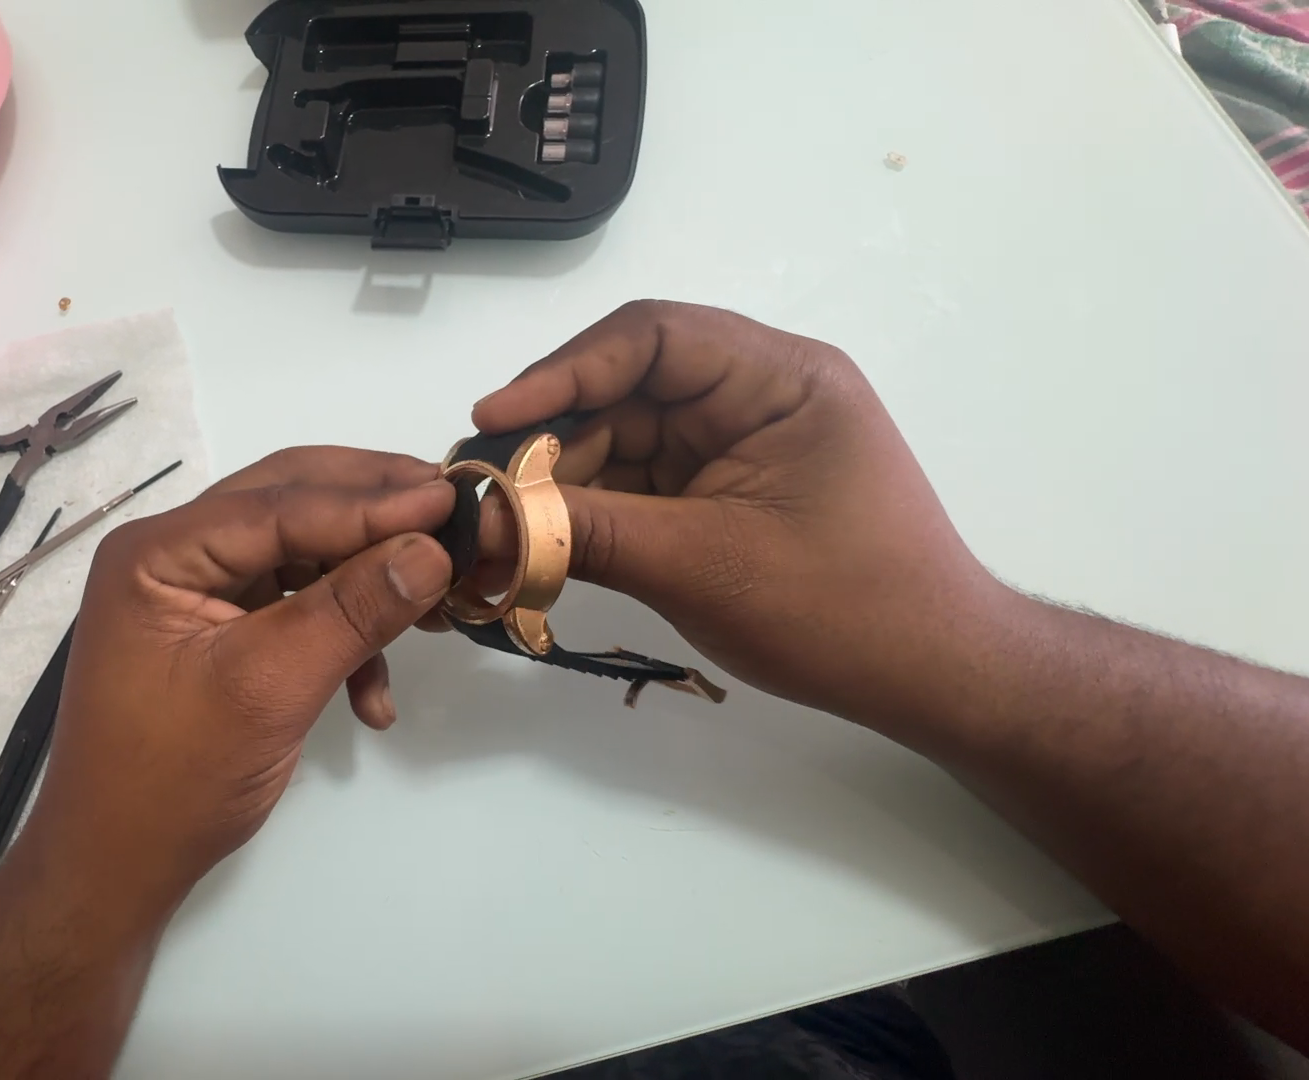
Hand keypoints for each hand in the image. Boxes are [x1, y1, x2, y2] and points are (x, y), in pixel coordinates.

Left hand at [20, 448, 454, 908]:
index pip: (278, 505)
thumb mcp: (269, 687)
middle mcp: (177, 554)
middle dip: (372, 513)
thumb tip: (432, 551)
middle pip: (290, 505)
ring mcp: (200, 591)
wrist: (120, 865)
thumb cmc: (174, 780)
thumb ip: (352, 611)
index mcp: (160, 552)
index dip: (370, 503)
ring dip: (365, 581)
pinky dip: (343, 639)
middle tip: (447, 509)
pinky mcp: (226, 628)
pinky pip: (297, 606)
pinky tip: (372, 699)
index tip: (447, 500)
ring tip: (432, 607)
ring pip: (302, 555)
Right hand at [469, 301, 1010, 726]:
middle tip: (485, 488)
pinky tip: (541, 536)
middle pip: (622, 390)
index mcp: (775, 380)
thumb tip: (484, 524)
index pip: (651, 338)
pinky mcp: (710, 490)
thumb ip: (585, 534)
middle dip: (550, 438)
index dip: (562, 372)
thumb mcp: (699, 565)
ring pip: (616, 440)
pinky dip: (584, 510)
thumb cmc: (839, 611)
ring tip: (501, 523)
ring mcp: (727, 444)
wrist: (926, 678)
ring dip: (559, 481)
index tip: (492, 419)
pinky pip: (630, 483)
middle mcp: (748, 396)